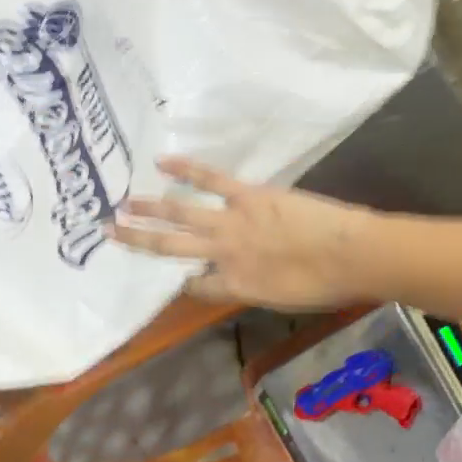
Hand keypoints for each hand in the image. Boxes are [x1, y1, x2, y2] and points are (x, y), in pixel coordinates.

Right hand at [108, 157, 372, 310]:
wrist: (351, 257)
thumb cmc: (330, 286)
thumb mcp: (289, 300)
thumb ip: (264, 288)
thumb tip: (256, 280)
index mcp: (238, 287)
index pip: (199, 287)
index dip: (186, 284)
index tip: (175, 279)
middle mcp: (225, 256)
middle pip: (171, 247)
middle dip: (139, 240)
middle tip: (110, 231)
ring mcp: (233, 223)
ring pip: (179, 213)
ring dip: (148, 207)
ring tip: (122, 203)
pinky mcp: (249, 196)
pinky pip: (211, 180)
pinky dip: (186, 169)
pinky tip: (162, 161)